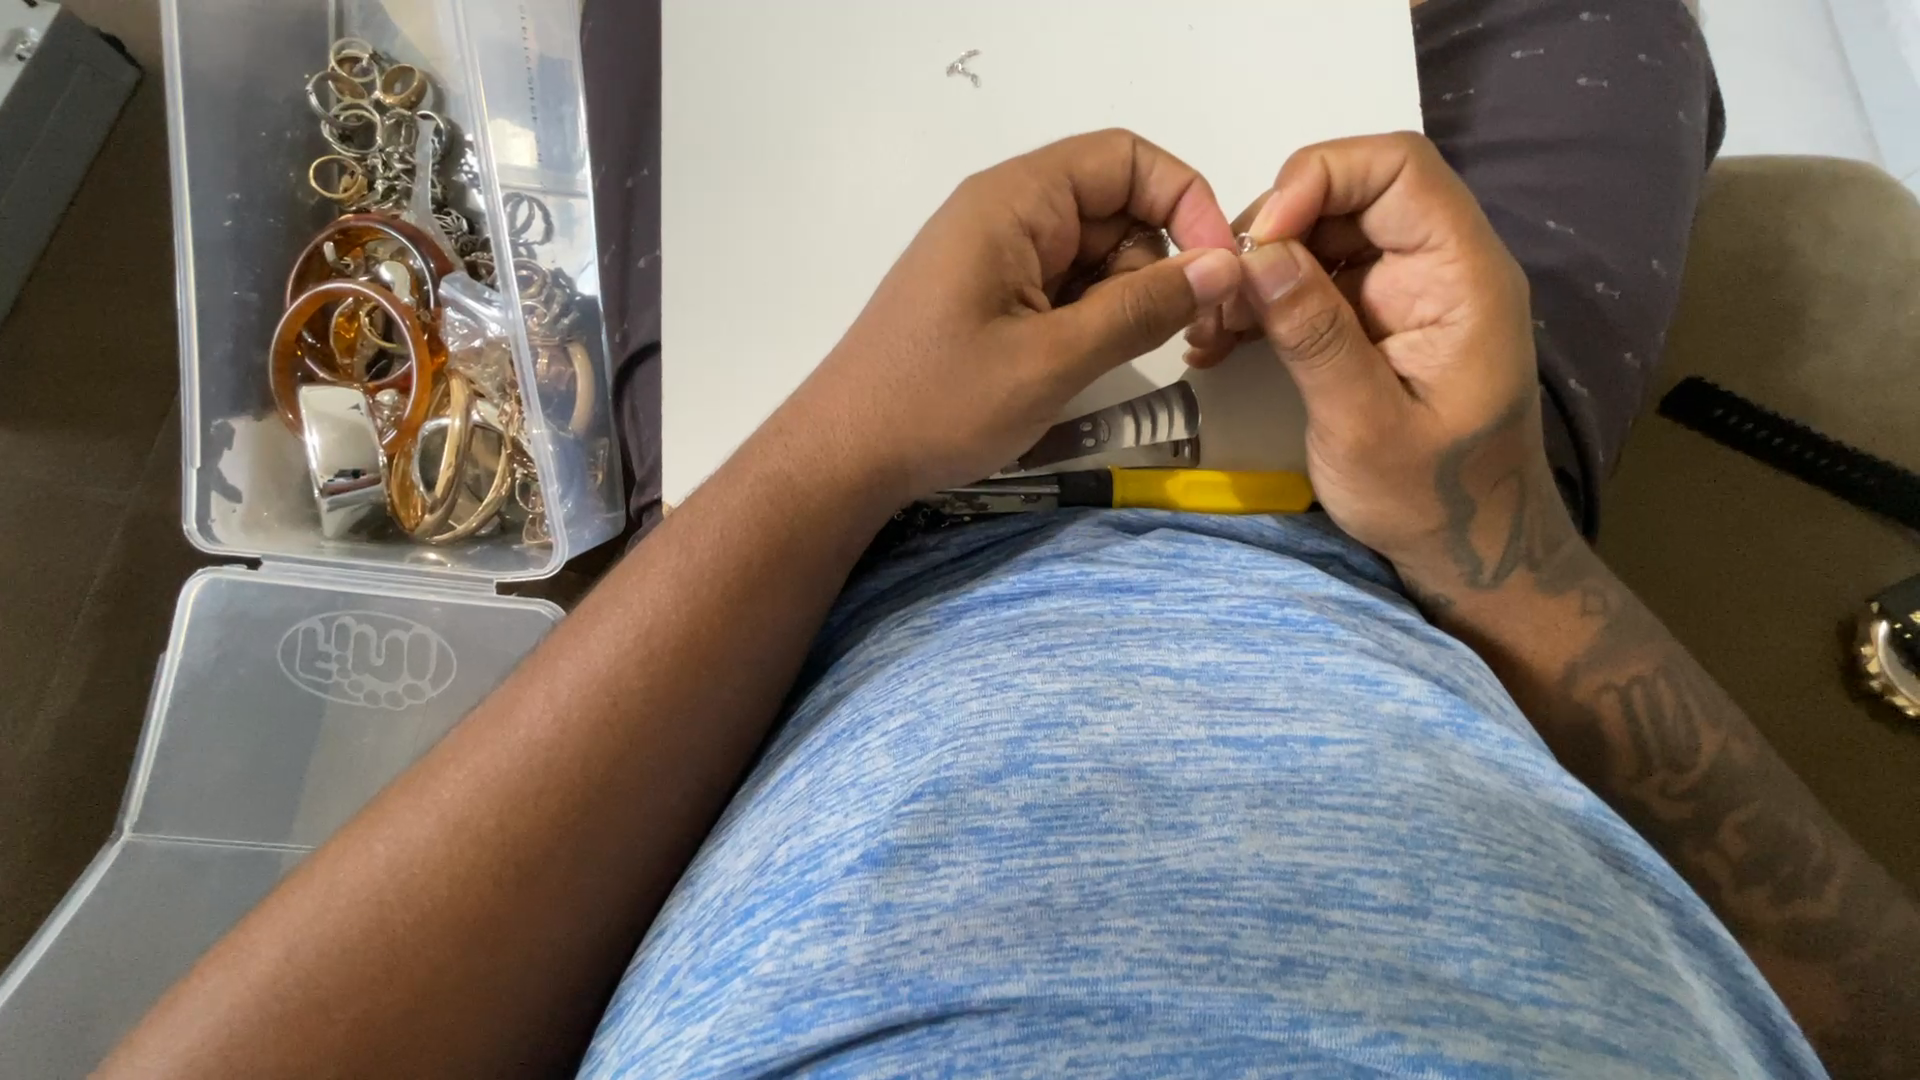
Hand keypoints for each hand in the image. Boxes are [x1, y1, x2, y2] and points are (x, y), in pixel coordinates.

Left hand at [771, 129, 1242, 503]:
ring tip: (1097, 365)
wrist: (846, 456)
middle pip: (1112, 211)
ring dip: (1117, 305)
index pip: (1125, 160)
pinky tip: (1071, 370)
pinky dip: (1083, 325)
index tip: (1218, 270)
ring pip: (1089, 260)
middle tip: (1159, 339)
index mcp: (1014, 202)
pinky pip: (1058, 294)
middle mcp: (1003, 217)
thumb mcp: (1052, 359)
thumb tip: (1224, 266)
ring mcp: (992, 262)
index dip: (1185, 202)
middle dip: (1152, 267)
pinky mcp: (986, 303)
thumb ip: (1142, 308)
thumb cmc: (939, 403)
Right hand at [1195, 133, 1576, 590]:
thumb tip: (1260, 256)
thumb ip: (1316, 335)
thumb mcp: (1364, 424)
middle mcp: (1435, 269)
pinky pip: (1310, 287)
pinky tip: (1220, 343)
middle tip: (1217, 301)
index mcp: (1459, 276)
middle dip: (1272, 235)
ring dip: (1256, 275)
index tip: (1256, 247)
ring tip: (1210, 331)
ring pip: (1320, 241)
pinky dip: (1262, 305)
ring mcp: (1401, 296)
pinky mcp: (1371, 325)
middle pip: (1349, 197)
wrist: (1461, 547)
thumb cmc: (1428, 497)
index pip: (1397, 168)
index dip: (1318, 181)